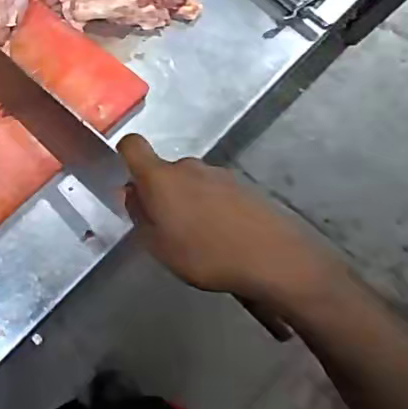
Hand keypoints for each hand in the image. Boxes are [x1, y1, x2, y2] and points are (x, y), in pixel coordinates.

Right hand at [119, 134, 344, 310]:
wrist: (282, 263)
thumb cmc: (206, 254)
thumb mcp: (157, 245)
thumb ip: (138, 214)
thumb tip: (133, 193)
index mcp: (160, 177)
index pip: (132, 145)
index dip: (126, 155)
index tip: (130, 180)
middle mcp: (190, 167)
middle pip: (166, 171)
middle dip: (163, 192)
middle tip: (168, 225)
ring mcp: (223, 176)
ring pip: (194, 183)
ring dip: (191, 202)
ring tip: (203, 238)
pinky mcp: (250, 189)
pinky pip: (220, 194)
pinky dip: (217, 210)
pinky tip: (228, 240)